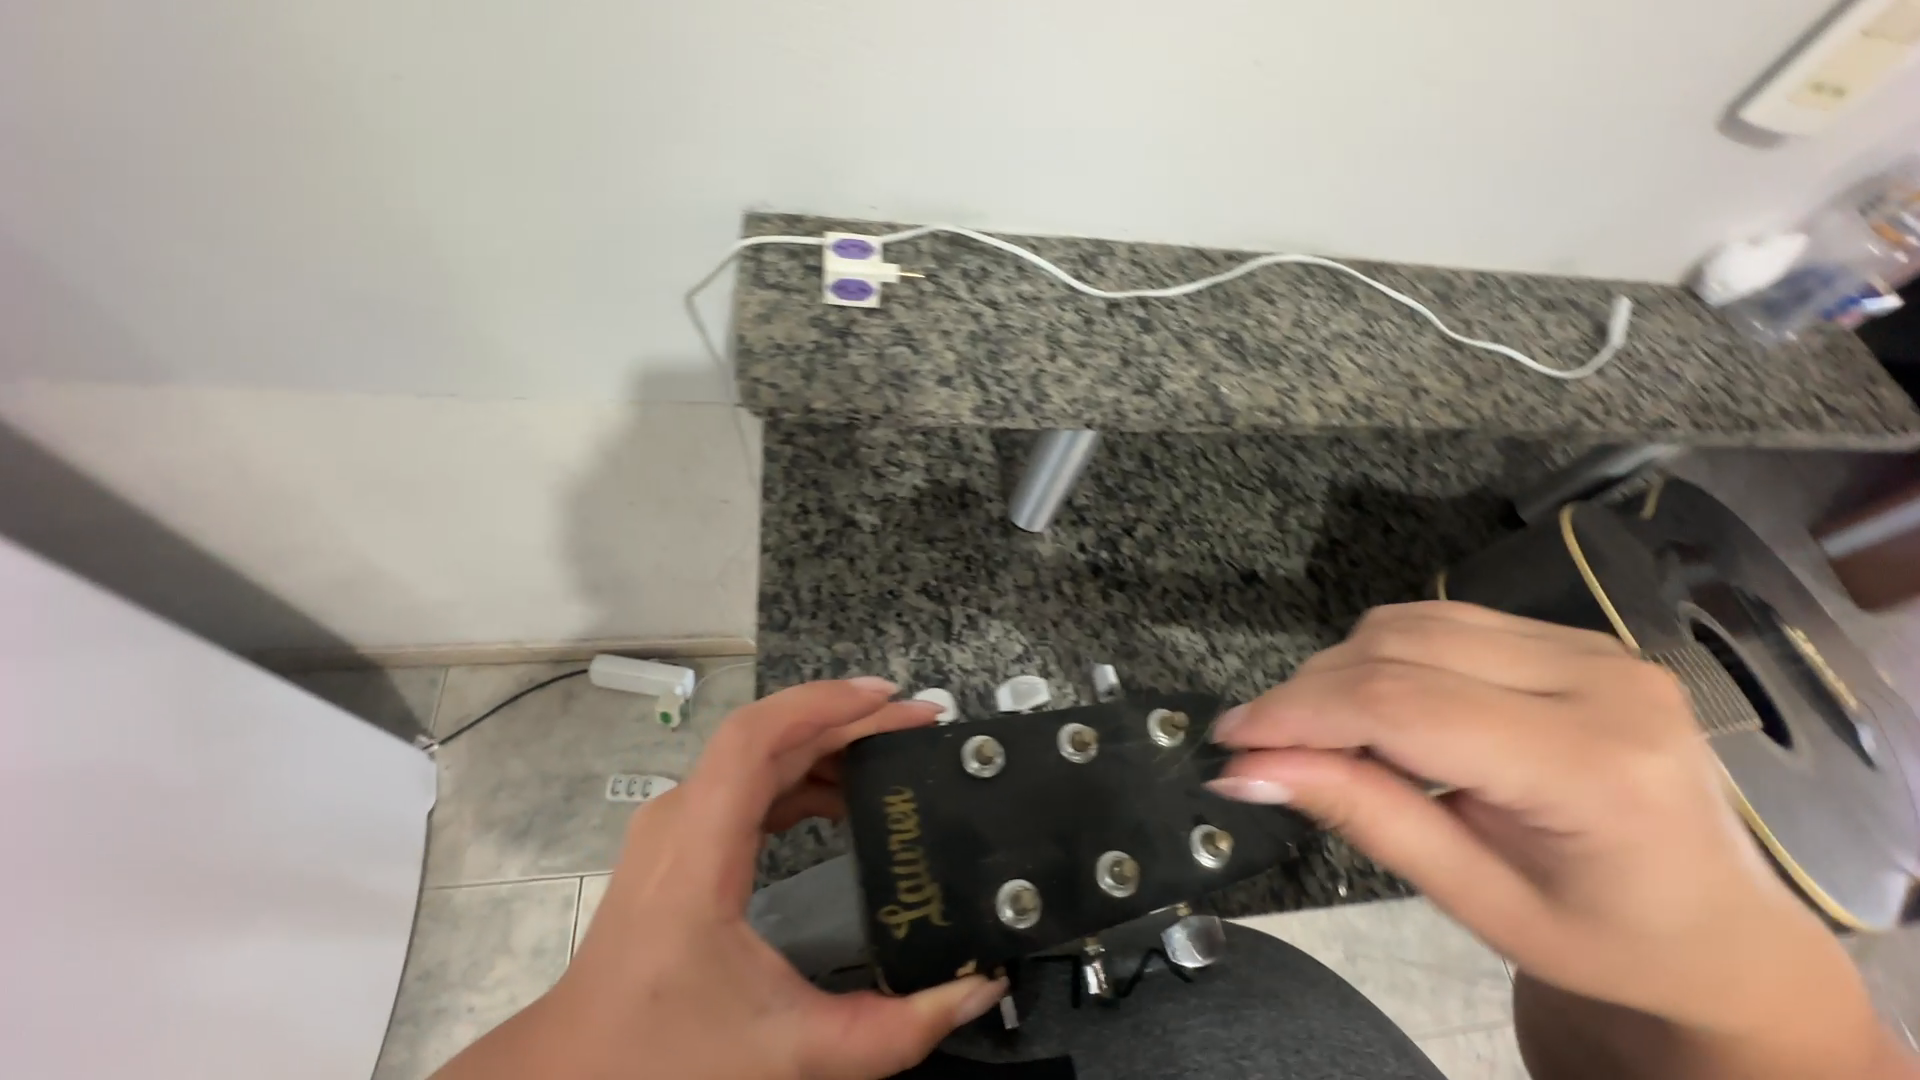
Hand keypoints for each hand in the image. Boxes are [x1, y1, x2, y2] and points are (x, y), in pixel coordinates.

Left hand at [435, 678, 1006, 1079]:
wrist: (572, 1074)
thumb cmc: (664, 1057)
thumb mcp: (787, 1051)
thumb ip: (890, 1031)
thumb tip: (974, 991)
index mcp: (699, 848)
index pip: (757, 737)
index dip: (824, 703)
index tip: (890, 696)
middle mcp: (682, 817)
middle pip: (769, 736)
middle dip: (849, 719)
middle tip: (921, 722)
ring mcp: (677, 824)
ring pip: (759, 754)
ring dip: (830, 742)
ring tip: (897, 750)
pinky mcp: (683, 840)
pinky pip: (750, 784)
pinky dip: (804, 774)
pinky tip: (847, 796)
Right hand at [1206, 602, 1903, 1074]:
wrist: (1721, 930)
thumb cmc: (1603, 940)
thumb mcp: (1474, 898)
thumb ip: (1361, 814)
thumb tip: (1248, 769)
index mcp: (1593, 768)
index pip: (1403, 705)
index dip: (1298, 713)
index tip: (1230, 740)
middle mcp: (1601, 681)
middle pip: (1398, 648)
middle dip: (1308, 693)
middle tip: (1259, 745)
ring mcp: (1594, 647)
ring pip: (1410, 622)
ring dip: (1339, 670)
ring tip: (1315, 731)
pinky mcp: (1575, 638)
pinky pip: (1440, 623)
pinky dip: (1380, 658)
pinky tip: (1374, 708)